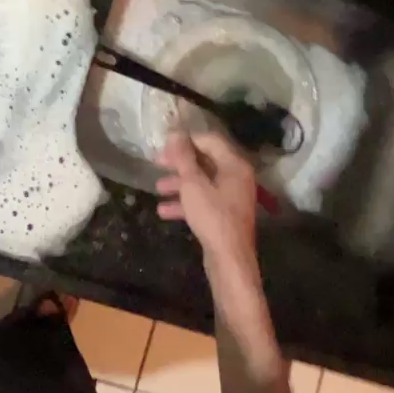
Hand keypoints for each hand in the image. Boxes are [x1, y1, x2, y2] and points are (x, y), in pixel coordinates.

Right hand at [156, 131, 259, 278]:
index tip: (164, 146)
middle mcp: (237, 177)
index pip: (210, 141)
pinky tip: (164, 210)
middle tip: (156, 164)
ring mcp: (232, 197)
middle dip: (180, 164)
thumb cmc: (212, 216)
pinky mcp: (226, 214)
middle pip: (206, 162)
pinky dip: (186, 202)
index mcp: (234, 165)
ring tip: (158, 188)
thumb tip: (175, 134)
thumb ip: (183, 158)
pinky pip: (204, 200)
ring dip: (179, 184)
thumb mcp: (193, 184)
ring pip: (203, 183)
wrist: (229, 258)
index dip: (186, 141)